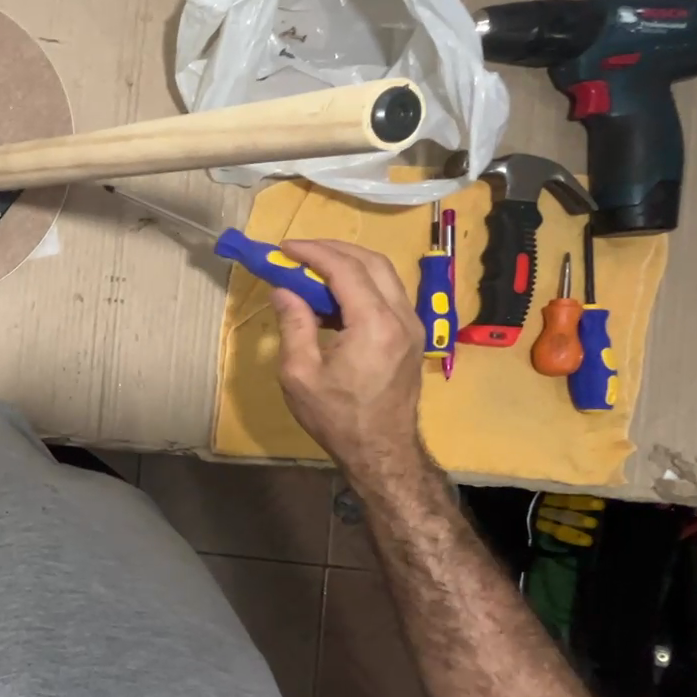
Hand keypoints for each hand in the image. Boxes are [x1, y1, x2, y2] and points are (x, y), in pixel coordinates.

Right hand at [269, 239, 425, 476]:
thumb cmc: (334, 415)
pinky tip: (332, 294)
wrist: (380, 448)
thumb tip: (284, 290)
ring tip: (311, 266)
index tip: (284, 248)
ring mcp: (412, 325)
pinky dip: (359, 281)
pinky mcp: (410, 335)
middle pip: (372, 262)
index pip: (345, 270)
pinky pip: (387, 293)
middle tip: (297, 250)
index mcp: (373, 325)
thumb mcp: (299, 372)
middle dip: (333, 249)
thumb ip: (294, 325)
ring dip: (348, 262)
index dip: (313, 253)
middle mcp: (401, 317)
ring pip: (385, 275)